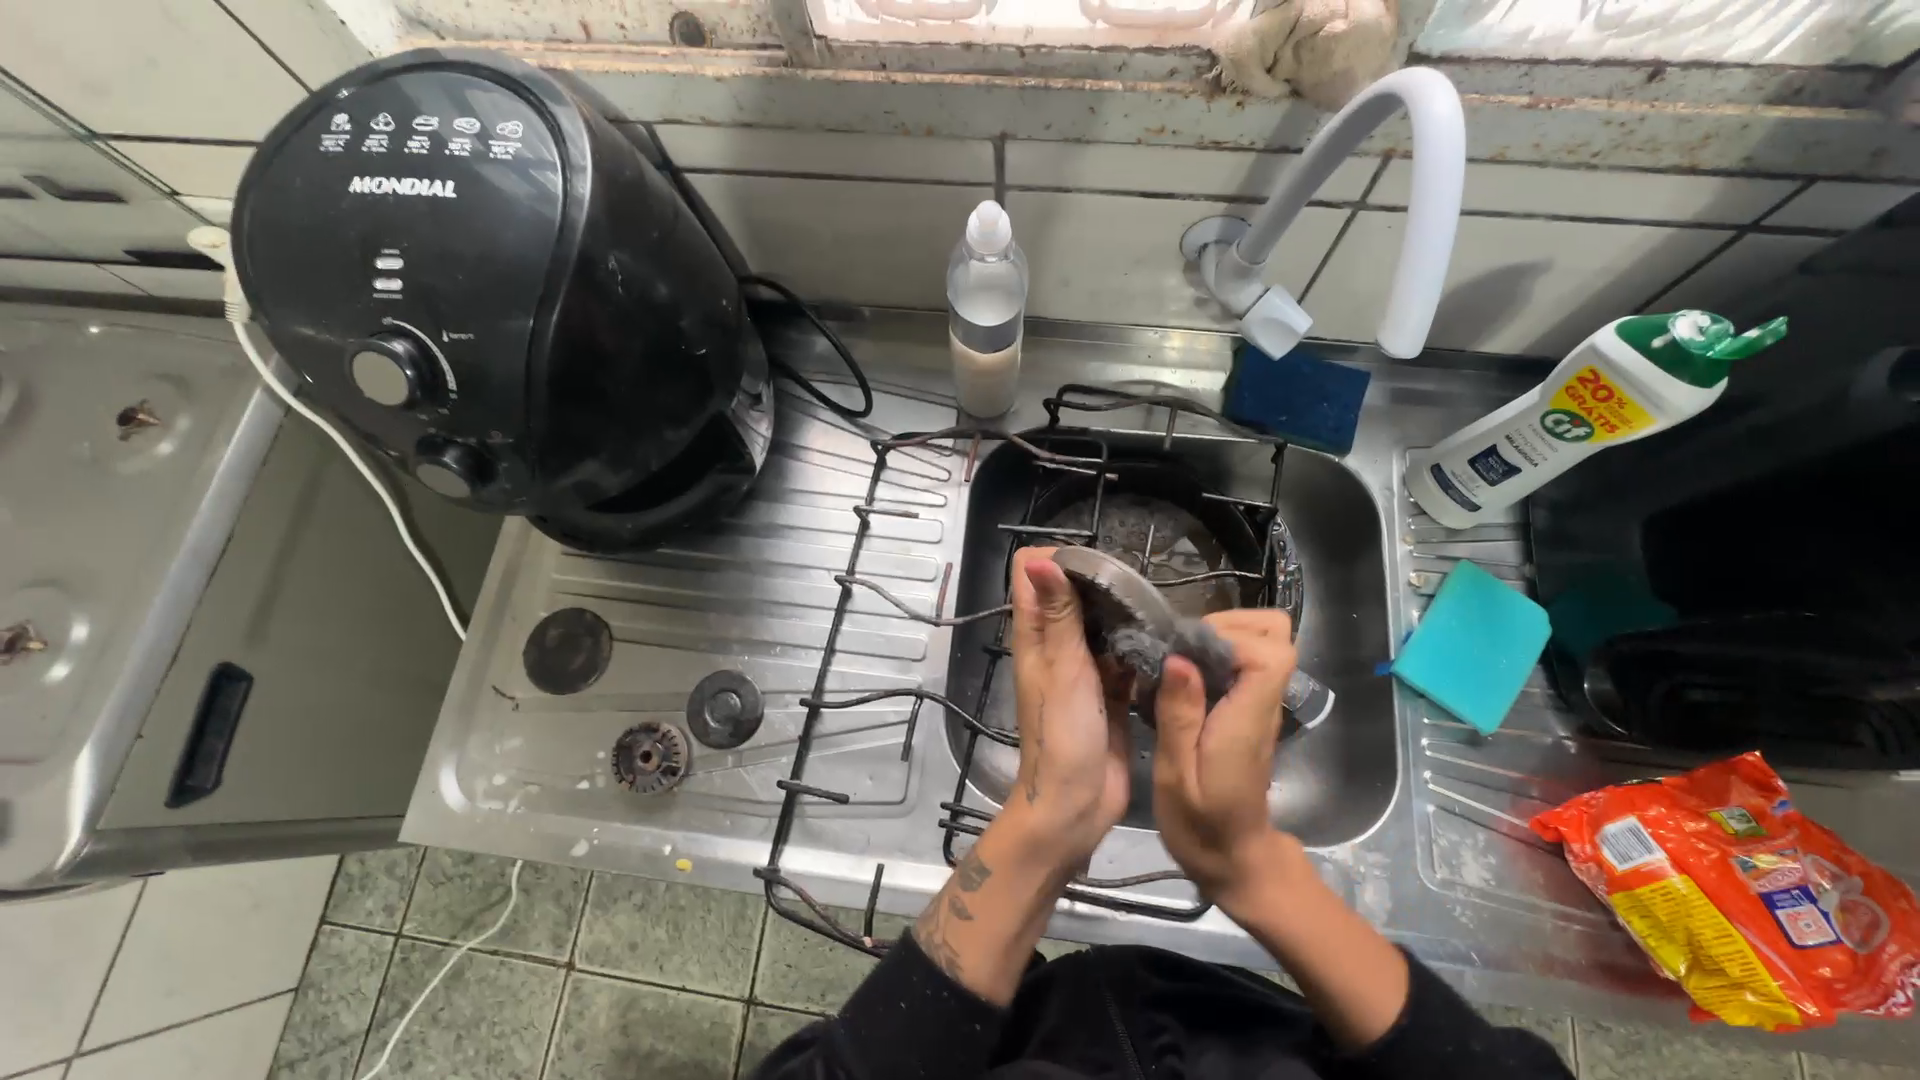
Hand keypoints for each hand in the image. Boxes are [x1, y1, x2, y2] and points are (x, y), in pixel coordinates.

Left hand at [1007, 547, 1133, 865]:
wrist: (1077, 804)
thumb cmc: (1063, 736)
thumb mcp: (1062, 668)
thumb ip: (1057, 615)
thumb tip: (1040, 558)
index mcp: (1034, 634)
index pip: (1033, 571)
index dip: (1060, 557)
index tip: (1099, 564)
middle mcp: (1056, 644)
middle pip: (1073, 592)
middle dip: (1102, 581)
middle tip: (1140, 587)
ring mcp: (1083, 667)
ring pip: (1101, 621)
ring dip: (1124, 612)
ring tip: (1158, 609)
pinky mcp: (1110, 689)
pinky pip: (1124, 653)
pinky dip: (1138, 644)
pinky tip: (1165, 640)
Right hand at [1151, 610, 1313, 914]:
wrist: (1234, 861)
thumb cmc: (1200, 826)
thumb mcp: (1176, 776)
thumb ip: (1179, 716)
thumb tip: (1179, 659)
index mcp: (1249, 719)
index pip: (1270, 654)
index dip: (1229, 636)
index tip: (1185, 648)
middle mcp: (1264, 706)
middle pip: (1278, 634)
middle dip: (1229, 623)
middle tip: (1183, 645)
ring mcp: (1261, 707)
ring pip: (1266, 643)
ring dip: (1222, 635)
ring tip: (1180, 657)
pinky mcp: (1250, 712)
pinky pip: (1247, 663)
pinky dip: (1218, 655)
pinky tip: (1183, 677)